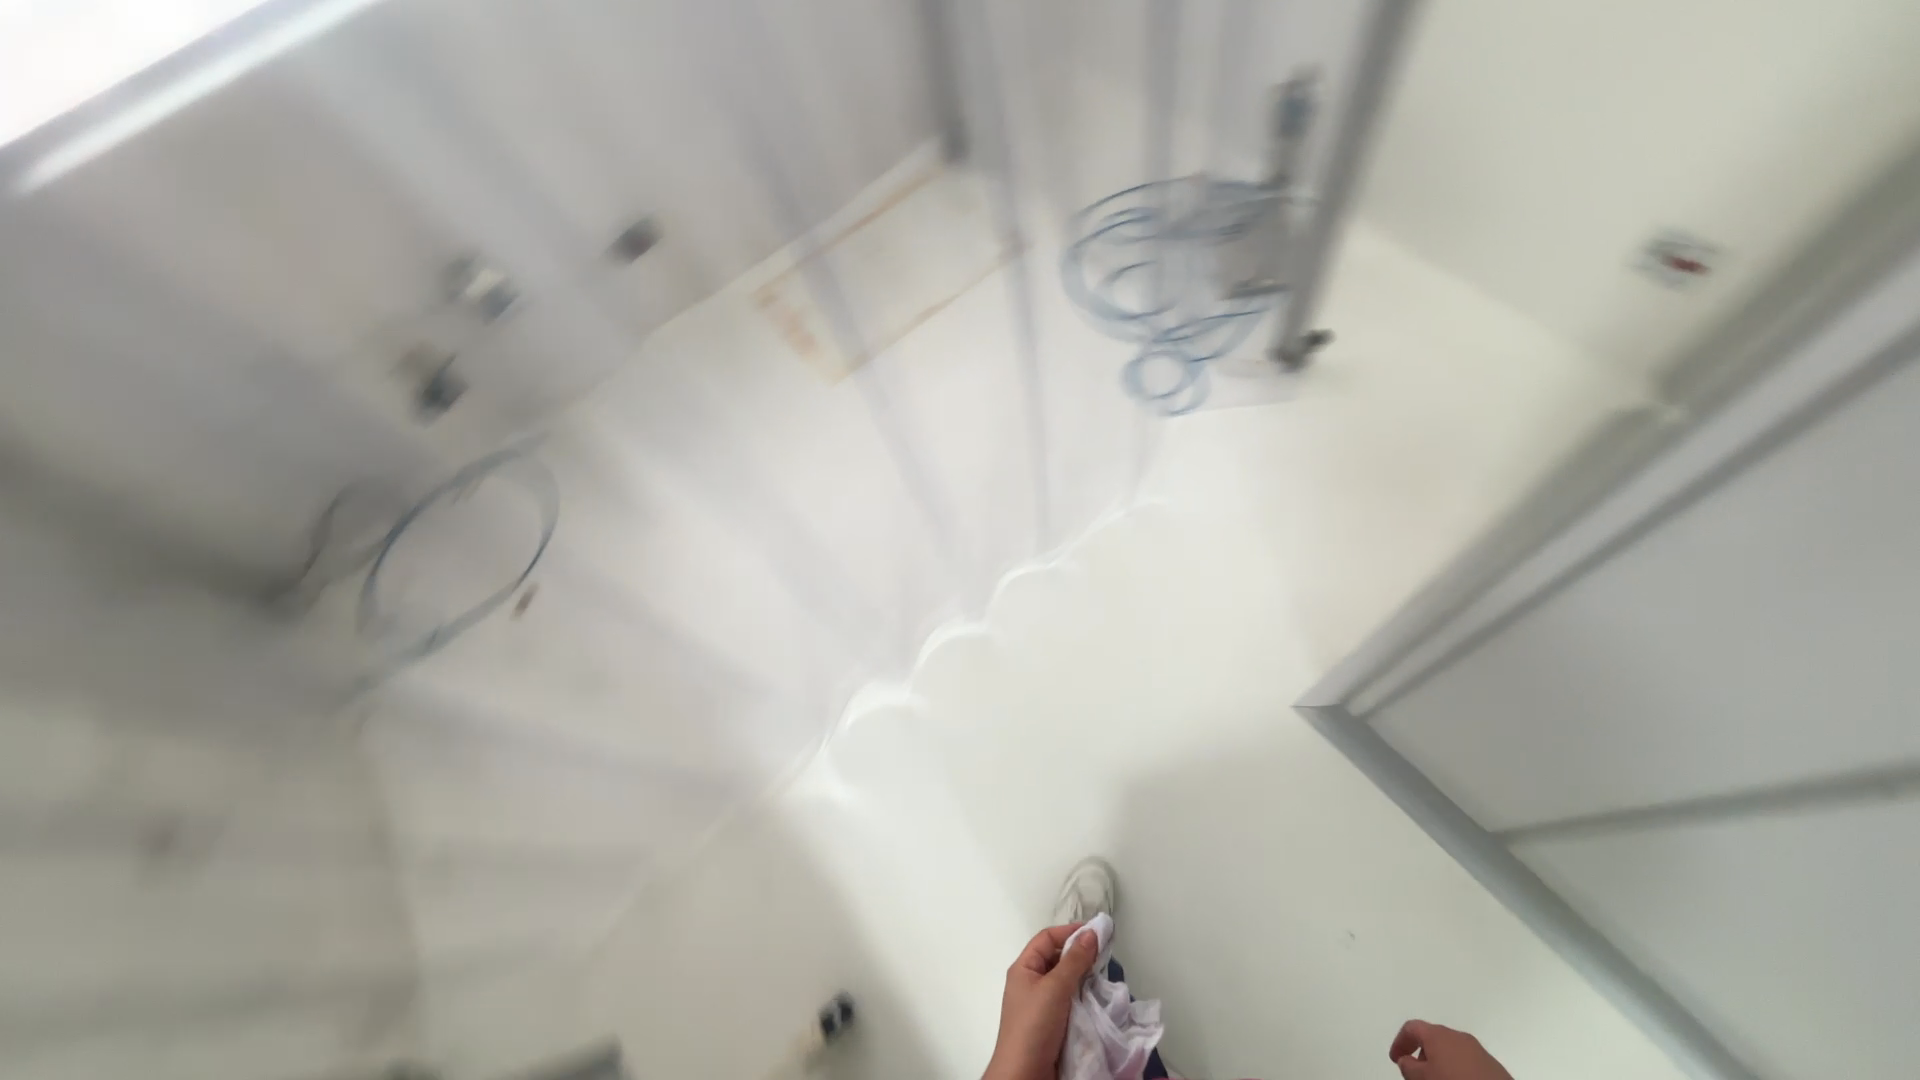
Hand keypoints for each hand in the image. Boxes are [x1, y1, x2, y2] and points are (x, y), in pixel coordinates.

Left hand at [983, 923, 1101, 1079]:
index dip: (1070, 932)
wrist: (1026, 1076)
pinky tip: (1099, 998)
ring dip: (1084, 978)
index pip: (1047, 938)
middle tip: (1105, 955)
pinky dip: (1084, 997)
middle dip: (1080, 955)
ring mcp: (1042, 1004)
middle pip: (1057, 959)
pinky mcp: (1053, 1024)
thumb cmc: (1034, 1026)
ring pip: (1066, 981)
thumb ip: (1074, 960)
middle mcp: (1031, 982)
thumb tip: (1091, 933)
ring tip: (1105, 976)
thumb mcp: (1055, 988)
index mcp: (1024, 968)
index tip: (1097, 932)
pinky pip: (1070, 1002)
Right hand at [1389, 1020, 1514, 1079]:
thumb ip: (1408, 1067)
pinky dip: (1459, 1070)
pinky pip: (1469, 1063)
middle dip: (1422, 1054)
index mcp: (1438, 1034)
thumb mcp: (1423, 1078)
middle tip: (1418, 1073)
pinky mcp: (1494, 1067)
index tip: (1396, 1058)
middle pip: (1433, 1038)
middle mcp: (1458, 1036)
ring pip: (1453, 1051)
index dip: (1400, 1042)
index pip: (1411, 1027)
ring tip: (1439, 1079)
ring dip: (1442, 1062)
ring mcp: (1479, 1051)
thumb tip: (1405, 1060)